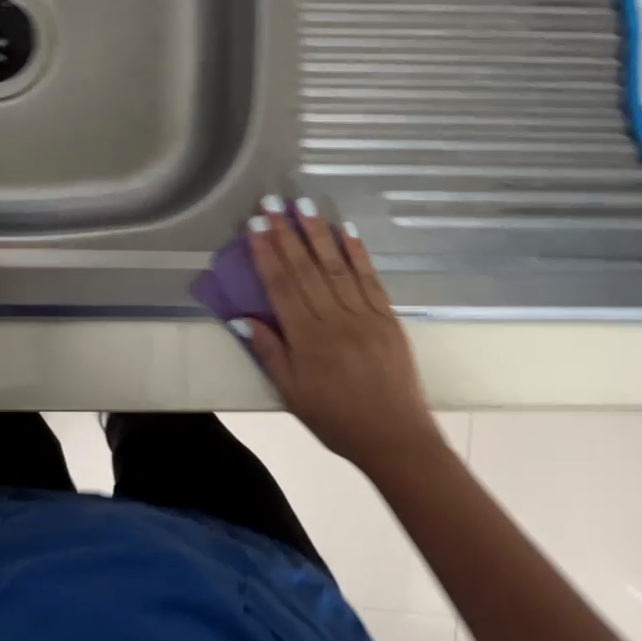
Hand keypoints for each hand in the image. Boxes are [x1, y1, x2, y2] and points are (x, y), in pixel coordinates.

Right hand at [234, 199, 436, 468]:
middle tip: (273, 201)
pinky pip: (370, 279)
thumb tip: (246, 317)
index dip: (266, 253)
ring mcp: (365, 315)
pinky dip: (357, 253)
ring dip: (319, 232)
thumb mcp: (292, 394)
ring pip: (337, 266)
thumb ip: (270, 353)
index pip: (281, 286)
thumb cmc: (336, 420)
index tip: (255, 226)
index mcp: (307, 339)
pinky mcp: (387, 318)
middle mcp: (335, 319)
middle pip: (306, 268)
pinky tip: (346, 231)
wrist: (395, 438)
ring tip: (304, 204)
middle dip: (287, 232)